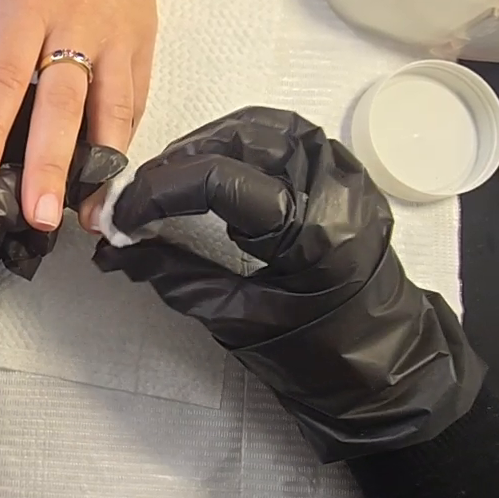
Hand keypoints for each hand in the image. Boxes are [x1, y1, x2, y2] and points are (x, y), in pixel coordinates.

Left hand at [0, 0, 160, 233]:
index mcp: (30, 2)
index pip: (6, 74)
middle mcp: (77, 25)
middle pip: (62, 104)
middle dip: (49, 165)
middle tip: (38, 216)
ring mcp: (118, 37)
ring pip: (112, 111)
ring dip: (99, 167)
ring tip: (86, 216)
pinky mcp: (145, 42)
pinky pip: (137, 100)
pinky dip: (125, 141)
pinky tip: (112, 177)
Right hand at [92, 106, 483, 459]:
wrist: (385, 370)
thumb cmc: (317, 358)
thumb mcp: (234, 320)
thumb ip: (170, 275)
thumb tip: (112, 251)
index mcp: (314, 232)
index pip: (218, 180)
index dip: (156, 193)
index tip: (120, 217)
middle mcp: (336, 189)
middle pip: (238, 139)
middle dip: (175, 164)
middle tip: (136, 198)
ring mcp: (345, 176)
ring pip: (262, 126)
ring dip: (204, 146)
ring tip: (168, 182)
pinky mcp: (342, 177)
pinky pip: (284, 137)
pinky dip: (238, 145)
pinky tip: (212, 173)